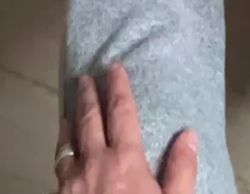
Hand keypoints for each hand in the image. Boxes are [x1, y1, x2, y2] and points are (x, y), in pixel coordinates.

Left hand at [55, 63, 197, 193]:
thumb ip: (181, 171)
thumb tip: (189, 134)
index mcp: (125, 159)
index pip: (120, 110)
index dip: (117, 86)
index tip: (114, 67)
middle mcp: (94, 162)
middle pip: (88, 118)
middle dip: (87, 95)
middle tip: (85, 77)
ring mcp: (72, 181)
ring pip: (67, 140)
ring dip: (70, 120)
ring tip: (70, 108)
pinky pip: (59, 164)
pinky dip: (63, 148)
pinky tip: (65, 150)